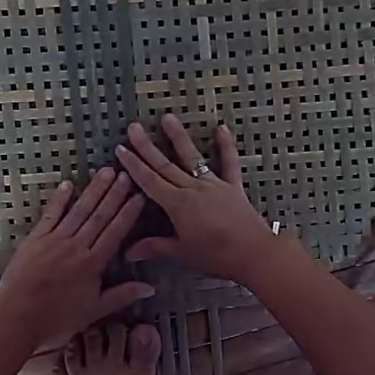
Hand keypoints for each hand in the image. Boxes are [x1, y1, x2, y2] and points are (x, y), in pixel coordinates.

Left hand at [0, 168, 152, 343]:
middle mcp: (76, 246)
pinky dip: (60, 199)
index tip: (140, 196)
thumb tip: (151, 288)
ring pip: (79, 210)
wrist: (16, 319)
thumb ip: (122, 295)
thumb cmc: (57, 319)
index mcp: (93, 263)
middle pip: (99, 215)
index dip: (129, 213)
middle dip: (115, 194)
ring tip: (106, 172)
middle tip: (126, 174)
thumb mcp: (94, 310)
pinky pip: (50, 215)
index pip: (116, 232)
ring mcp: (54, 240)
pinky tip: (68, 184)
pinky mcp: (35, 240)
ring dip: (94, 190)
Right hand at [114, 114, 283, 282]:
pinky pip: (229, 163)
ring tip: (168, 118)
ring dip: (178, 138)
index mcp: (177, 205)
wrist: (253, 253)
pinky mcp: (233, 187)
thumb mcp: (182, 252)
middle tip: (134, 128)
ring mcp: (214, 185)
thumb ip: (156, 247)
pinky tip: (221, 128)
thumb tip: (129, 252)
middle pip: (165, 165)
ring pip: (191, 158)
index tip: (121, 149)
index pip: (149, 181)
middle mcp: (193, 189)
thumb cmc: (216, 256)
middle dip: (147, 146)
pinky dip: (225, 145)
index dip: (133, 165)